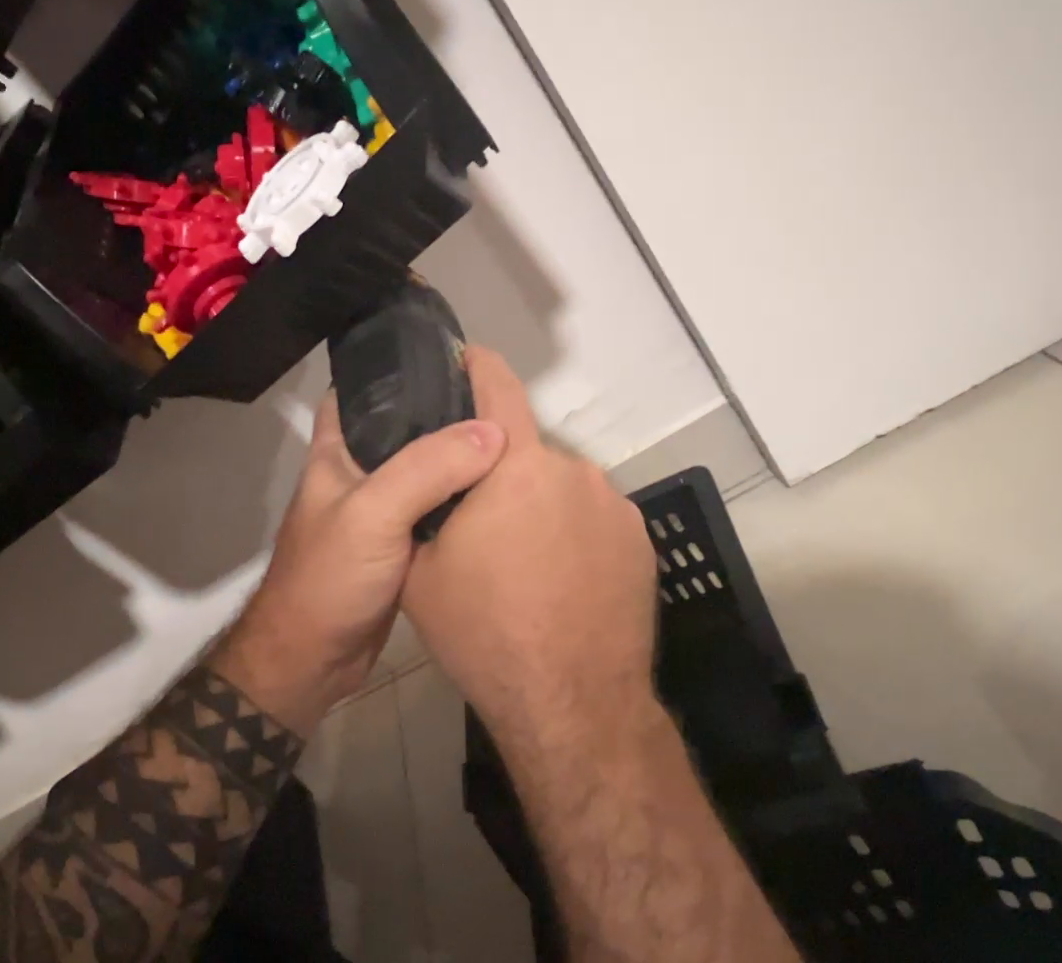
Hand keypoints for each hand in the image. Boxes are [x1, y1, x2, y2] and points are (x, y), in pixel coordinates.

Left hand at [211, 389, 506, 736]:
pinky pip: (436, 512)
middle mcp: (358, 473)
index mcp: (336, 450)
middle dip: (447, 415)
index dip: (399, 368)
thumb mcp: (373, 513)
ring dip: (461, 462)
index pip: (362, 389)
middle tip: (503, 403)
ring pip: (426, 472)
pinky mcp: (400, 546)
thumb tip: (495, 433)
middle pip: (405, 428)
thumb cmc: (328, 578)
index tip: (453, 358)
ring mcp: (380, 511)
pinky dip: (463, 503)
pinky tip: (501, 496)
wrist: (312, 660)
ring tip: (515, 442)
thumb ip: (428, 469)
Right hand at [400, 348, 660, 750]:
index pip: (497, 388)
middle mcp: (574, 473)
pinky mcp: (641, 544)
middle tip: (476, 523)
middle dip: (500, 473)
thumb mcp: (420, 573)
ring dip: (539, 508)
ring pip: (562, 490)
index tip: (462, 359)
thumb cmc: (484, 633)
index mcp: (516, 469)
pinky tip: (561, 585)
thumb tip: (433, 486)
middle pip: (527, 453)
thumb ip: (425, 512)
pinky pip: (594, 522)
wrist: (571, 703)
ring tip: (521, 565)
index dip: (476, 365)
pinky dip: (573, 537)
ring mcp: (616, 509)